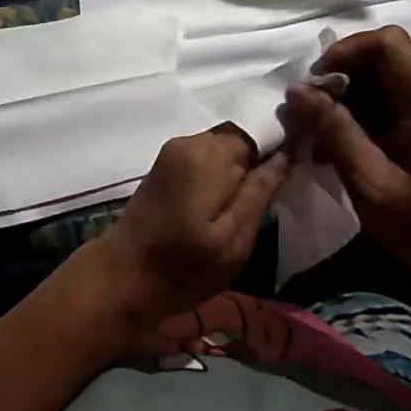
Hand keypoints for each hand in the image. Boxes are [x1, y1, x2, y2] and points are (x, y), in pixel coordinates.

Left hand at [90, 128, 289, 328]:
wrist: (125, 275)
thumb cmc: (184, 266)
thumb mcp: (234, 240)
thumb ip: (260, 192)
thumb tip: (285, 155)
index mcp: (204, 156)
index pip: (255, 135)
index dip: (272, 157)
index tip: (281, 186)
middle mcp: (185, 142)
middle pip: (236, 140)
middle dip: (252, 165)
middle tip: (258, 204)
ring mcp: (170, 152)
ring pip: (219, 149)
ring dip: (233, 172)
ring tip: (236, 209)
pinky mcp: (163, 165)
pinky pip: (201, 158)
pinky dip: (214, 175)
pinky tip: (215, 206)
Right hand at [282, 26, 410, 292]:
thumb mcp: (370, 181)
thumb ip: (334, 131)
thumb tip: (296, 91)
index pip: (388, 43)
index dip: (346, 51)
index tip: (315, 83)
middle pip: (384, 58)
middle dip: (340, 76)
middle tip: (310, 110)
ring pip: (383, 81)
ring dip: (345, 98)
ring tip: (316, 132)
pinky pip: (390, 105)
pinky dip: (358, 117)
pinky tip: (335, 148)